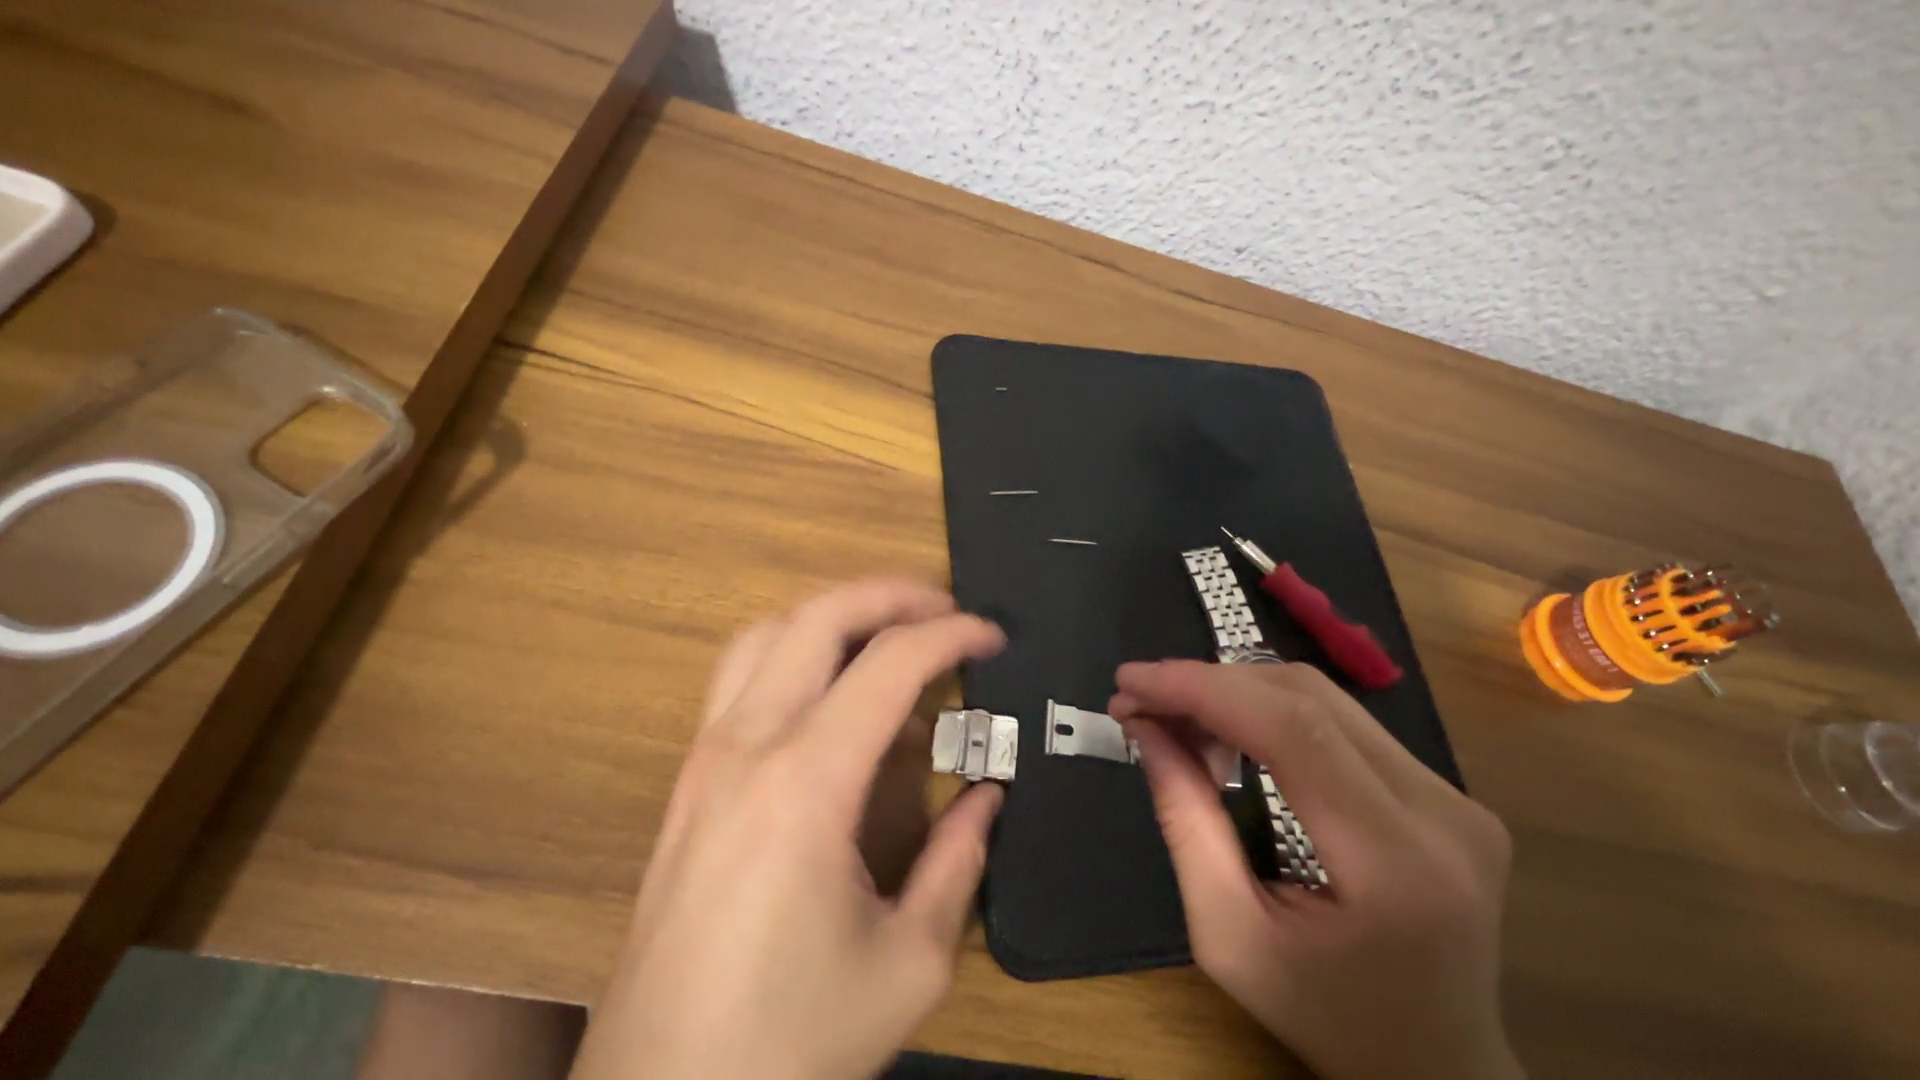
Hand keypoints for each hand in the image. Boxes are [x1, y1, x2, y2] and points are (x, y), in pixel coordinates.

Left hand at [572, 580, 1006, 1079]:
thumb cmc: (794, 1035)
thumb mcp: (909, 962)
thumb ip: (958, 864)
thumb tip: (986, 798)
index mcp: (806, 784)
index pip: (889, 664)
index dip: (952, 635)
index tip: (995, 637)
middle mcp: (745, 748)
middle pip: (815, 619)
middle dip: (889, 596)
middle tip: (946, 613)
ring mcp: (703, 761)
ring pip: (762, 636)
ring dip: (831, 618)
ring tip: (887, 641)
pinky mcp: (685, 786)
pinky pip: (736, 681)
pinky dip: (791, 657)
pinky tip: (829, 702)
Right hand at [1110, 660, 1521, 1079]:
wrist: (1437, 1063)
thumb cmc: (1325, 1016)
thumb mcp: (1230, 937)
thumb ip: (1188, 825)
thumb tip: (1146, 729)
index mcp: (1396, 863)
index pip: (1294, 730)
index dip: (1203, 689)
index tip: (1130, 681)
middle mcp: (1444, 813)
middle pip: (1310, 700)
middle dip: (1212, 685)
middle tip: (1142, 702)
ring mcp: (1457, 797)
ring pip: (1328, 701)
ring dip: (1241, 695)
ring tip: (1178, 720)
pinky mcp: (1451, 794)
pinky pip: (1347, 727)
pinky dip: (1275, 717)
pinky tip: (1233, 738)